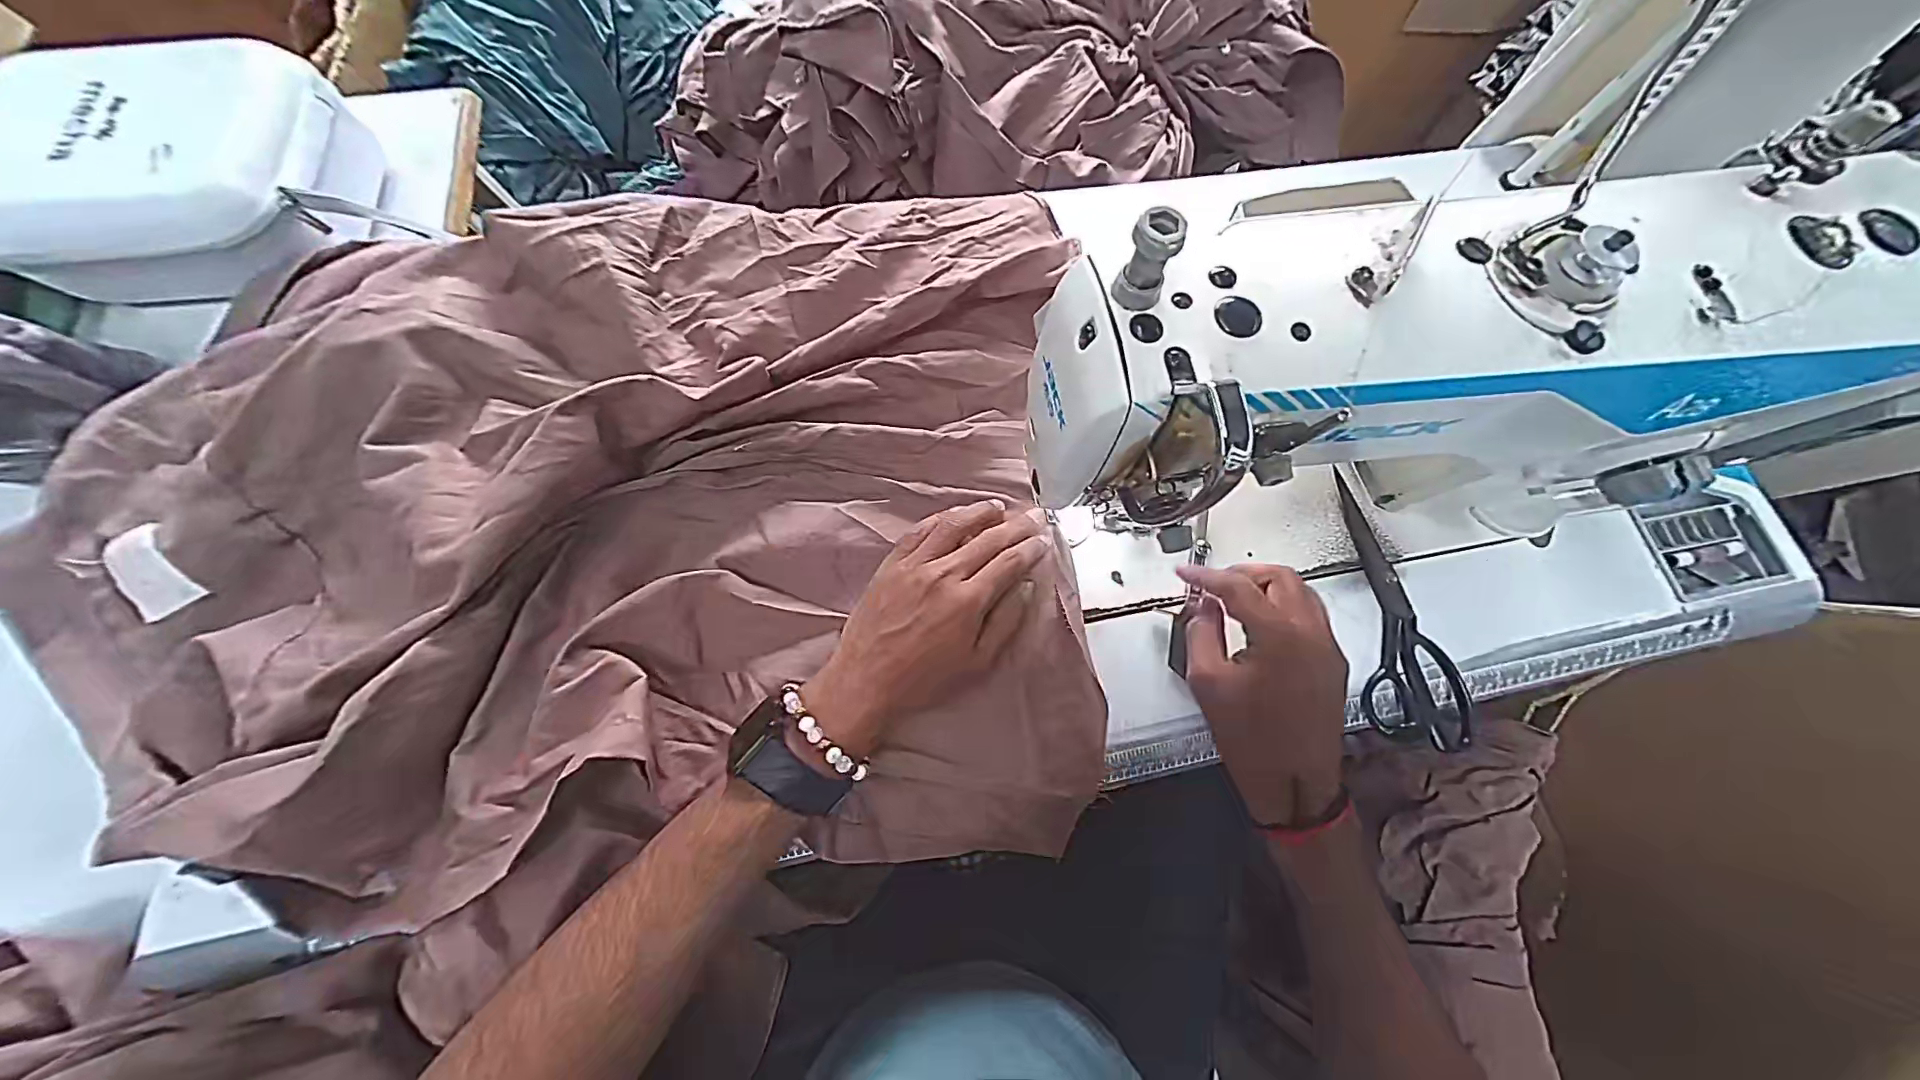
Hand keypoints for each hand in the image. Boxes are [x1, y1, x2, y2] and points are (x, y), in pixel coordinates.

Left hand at [799, 500, 1052, 758]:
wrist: (865, 679)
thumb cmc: (923, 679)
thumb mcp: (976, 663)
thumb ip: (1005, 622)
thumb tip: (1025, 589)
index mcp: (967, 602)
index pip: (1008, 562)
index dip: (1030, 548)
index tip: (1043, 540)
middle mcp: (942, 575)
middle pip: (987, 538)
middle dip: (1016, 524)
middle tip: (1033, 516)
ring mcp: (914, 566)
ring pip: (952, 525)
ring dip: (979, 512)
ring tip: (997, 507)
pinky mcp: (891, 564)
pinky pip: (919, 531)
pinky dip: (940, 518)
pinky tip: (952, 515)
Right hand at [1177, 563, 1347, 826]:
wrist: (1293, 780)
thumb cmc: (1254, 742)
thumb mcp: (1207, 682)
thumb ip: (1199, 633)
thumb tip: (1202, 608)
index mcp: (1280, 636)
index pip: (1238, 586)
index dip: (1206, 576)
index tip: (1187, 573)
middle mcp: (1312, 635)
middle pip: (1279, 577)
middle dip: (1242, 574)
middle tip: (1213, 584)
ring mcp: (1327, 648)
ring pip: (1300, 591)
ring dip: (1265, 587)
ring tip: (1234, 599)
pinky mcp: (1333, 661)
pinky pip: (1310, 614)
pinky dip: (1283, 605)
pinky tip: (1259, 621)